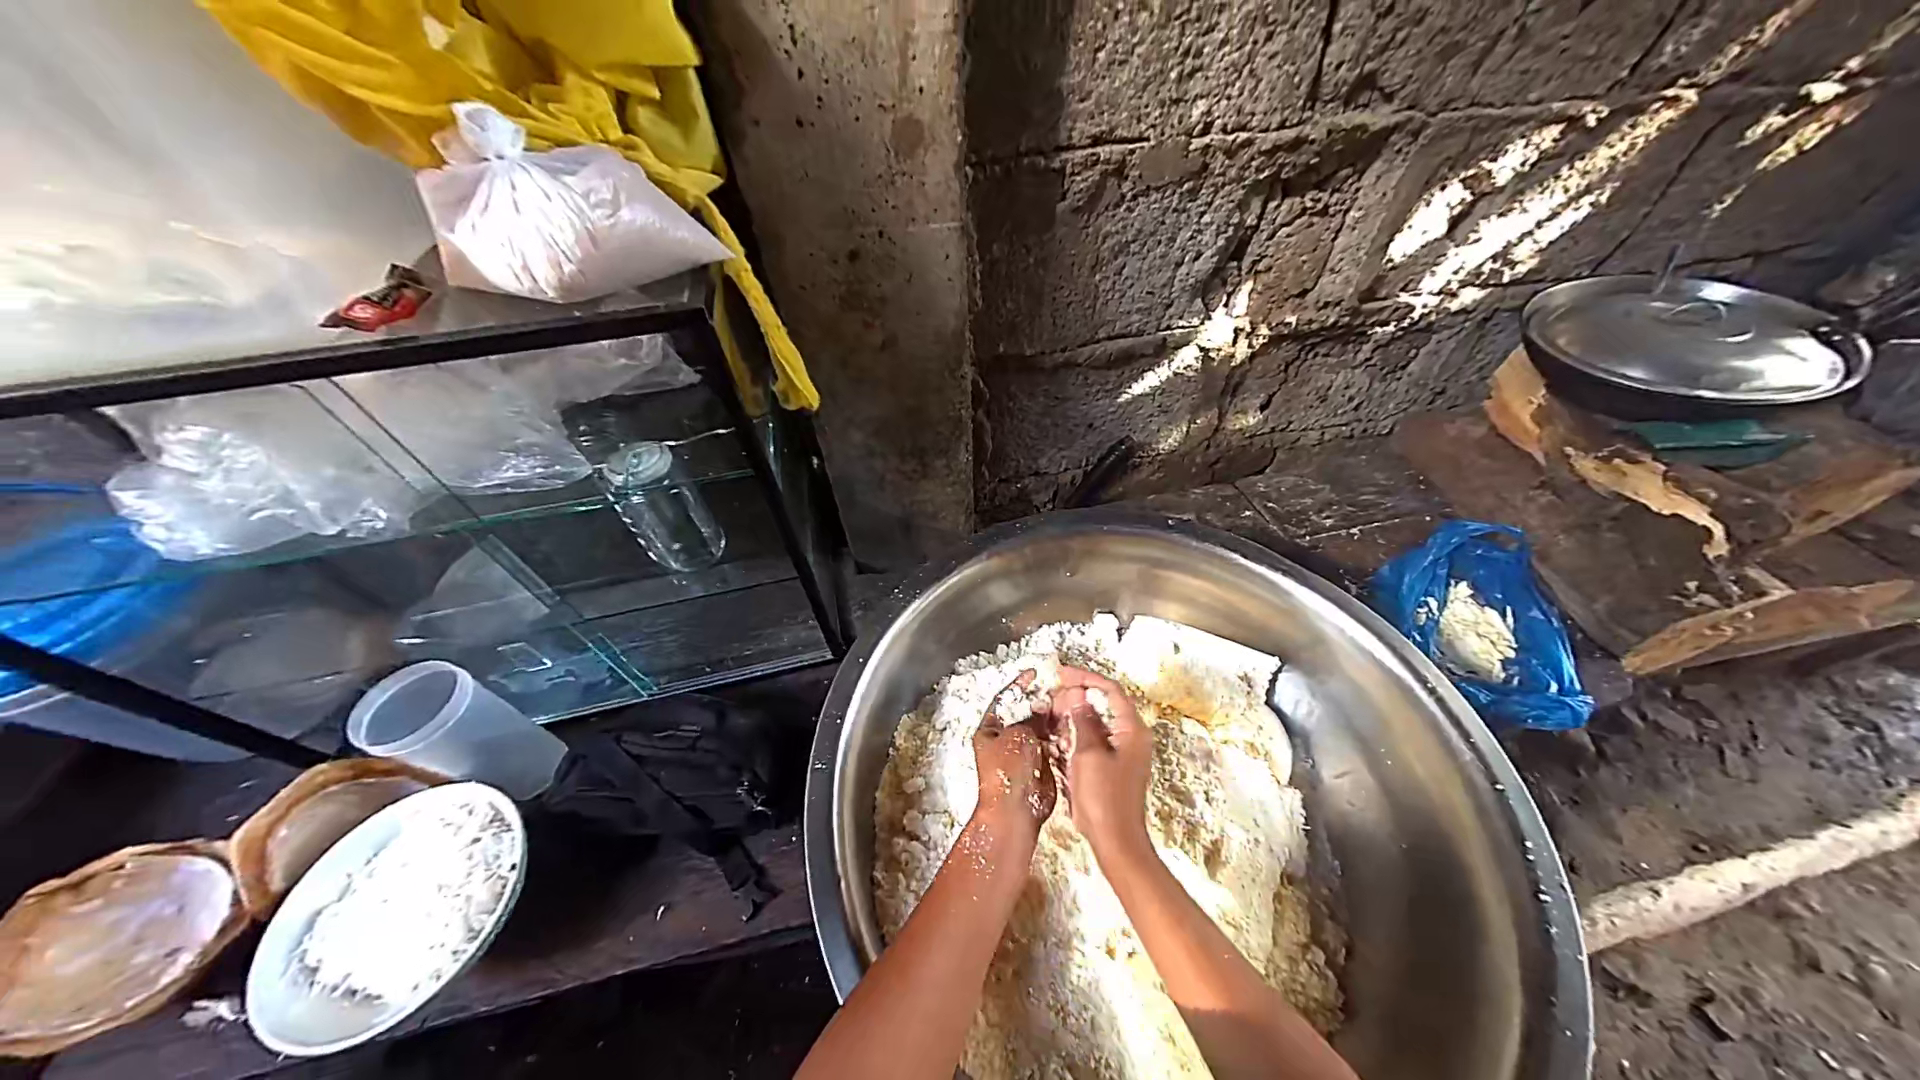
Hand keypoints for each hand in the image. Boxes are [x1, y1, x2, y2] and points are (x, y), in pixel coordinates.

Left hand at [972, 671, 1057, 837]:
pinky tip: (1071, 725)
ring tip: (1069, 705)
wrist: (1016, 809)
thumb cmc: (1008, 770)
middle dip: (1041, 702)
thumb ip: (1030, 718)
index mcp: (990, 729)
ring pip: (1040, 728)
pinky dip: (1060, 736)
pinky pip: (1051, 744)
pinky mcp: (1039, 764)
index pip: (1005, 699)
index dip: (1019, 685)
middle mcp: (1005, 739)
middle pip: (1025, 713)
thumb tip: (1042, 705)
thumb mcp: (1017, 735)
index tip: (1034, 674)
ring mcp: (1023, 752)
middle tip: (1060, 690)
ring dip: (1053, 719)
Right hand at [1050, 666, 1153, 863]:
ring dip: (1073, 714)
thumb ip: (1082, 720)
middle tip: (1051, 697)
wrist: (1115, 841)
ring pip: (1096, 721)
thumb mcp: (1088, 754)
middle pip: (1103, 703)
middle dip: (1076, 696)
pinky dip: (1075, 732)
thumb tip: (1077, 695)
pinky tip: (1057, 735)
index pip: (1110, 690)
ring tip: (1050, 713)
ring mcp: (1122, 751)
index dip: (1085, 677)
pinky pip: (1093, 739)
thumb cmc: (1104, 799)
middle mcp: (1131, 736)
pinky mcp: (1112, 764)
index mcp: (1132, 729)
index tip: (1060, 674)